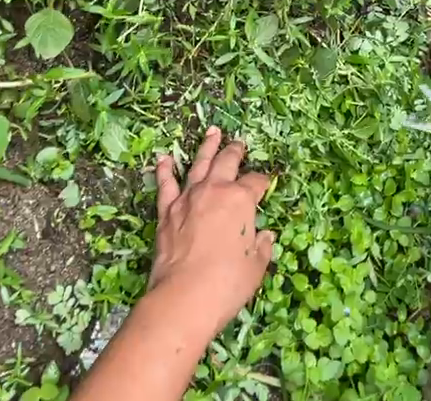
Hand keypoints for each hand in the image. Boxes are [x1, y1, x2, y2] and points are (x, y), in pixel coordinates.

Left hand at [147, 127, 274, 336]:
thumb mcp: (256, 267)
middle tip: (239, 143)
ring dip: (206, 147)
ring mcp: (188, 198)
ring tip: (212, 132)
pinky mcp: (167, 212)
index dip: (263, 183)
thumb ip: (262, 247)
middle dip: (235, 151)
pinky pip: (166, 185)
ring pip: (199, 164)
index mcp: (241, 200)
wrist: (183, 298)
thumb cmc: (227, 284)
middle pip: (227, 162)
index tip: (266, 184)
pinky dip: (165, 171)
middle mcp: (215, 190)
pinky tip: (164, 159)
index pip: (256, 183)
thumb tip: (264, 236)